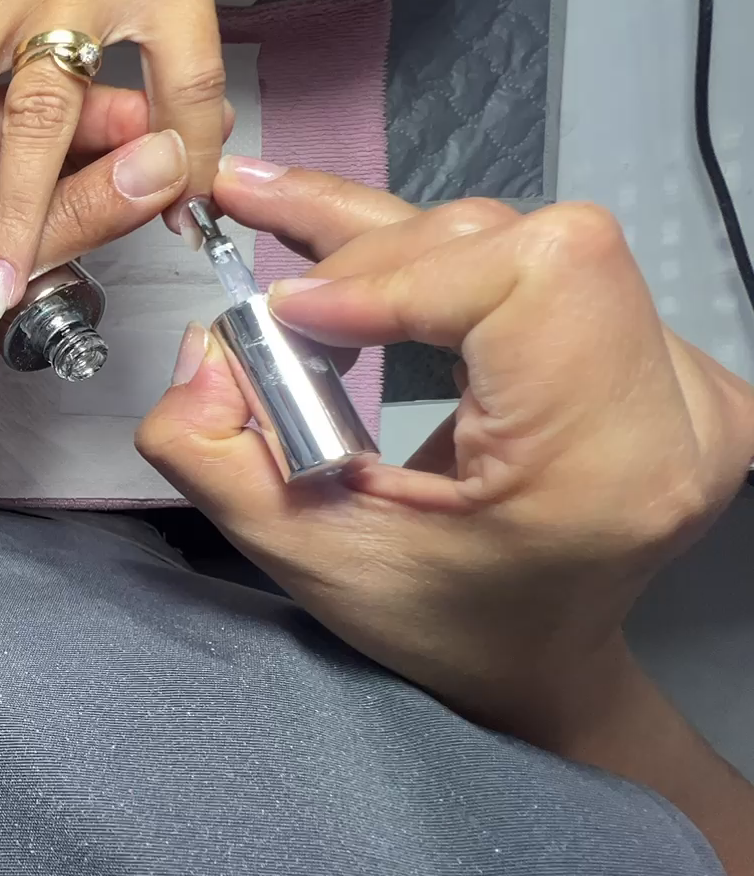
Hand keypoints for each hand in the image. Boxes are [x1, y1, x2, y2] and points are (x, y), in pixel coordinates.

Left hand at [0, 87, 189, 470]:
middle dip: (113, 156)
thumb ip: (60, 219)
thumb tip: (156, 164)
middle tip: (186, 162)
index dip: (100, 114)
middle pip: (46, 151)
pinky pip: (44, 245)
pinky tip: (120, 242)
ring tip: (170, 200)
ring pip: (51, 198)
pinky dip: (81, 244)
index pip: (26, 111)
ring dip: (104, 201)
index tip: (171, 126)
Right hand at [136, 159, 753, 744]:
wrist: (522, 651)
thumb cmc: (417, 616)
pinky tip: (318, 225)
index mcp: (599, 465)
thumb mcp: (284, 548)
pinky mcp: (634, 345)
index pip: (531, 277)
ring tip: (265, 226)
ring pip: (506, 235)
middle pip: (512, 241)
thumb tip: (203, 347)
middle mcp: (672, 402)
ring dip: (374, 244)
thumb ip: (206, 451)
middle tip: (276, 319)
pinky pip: (513, 257)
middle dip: (368, 262)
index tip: (289, 318)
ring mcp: (672, 365)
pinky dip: (403, 247)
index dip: (394, 277)